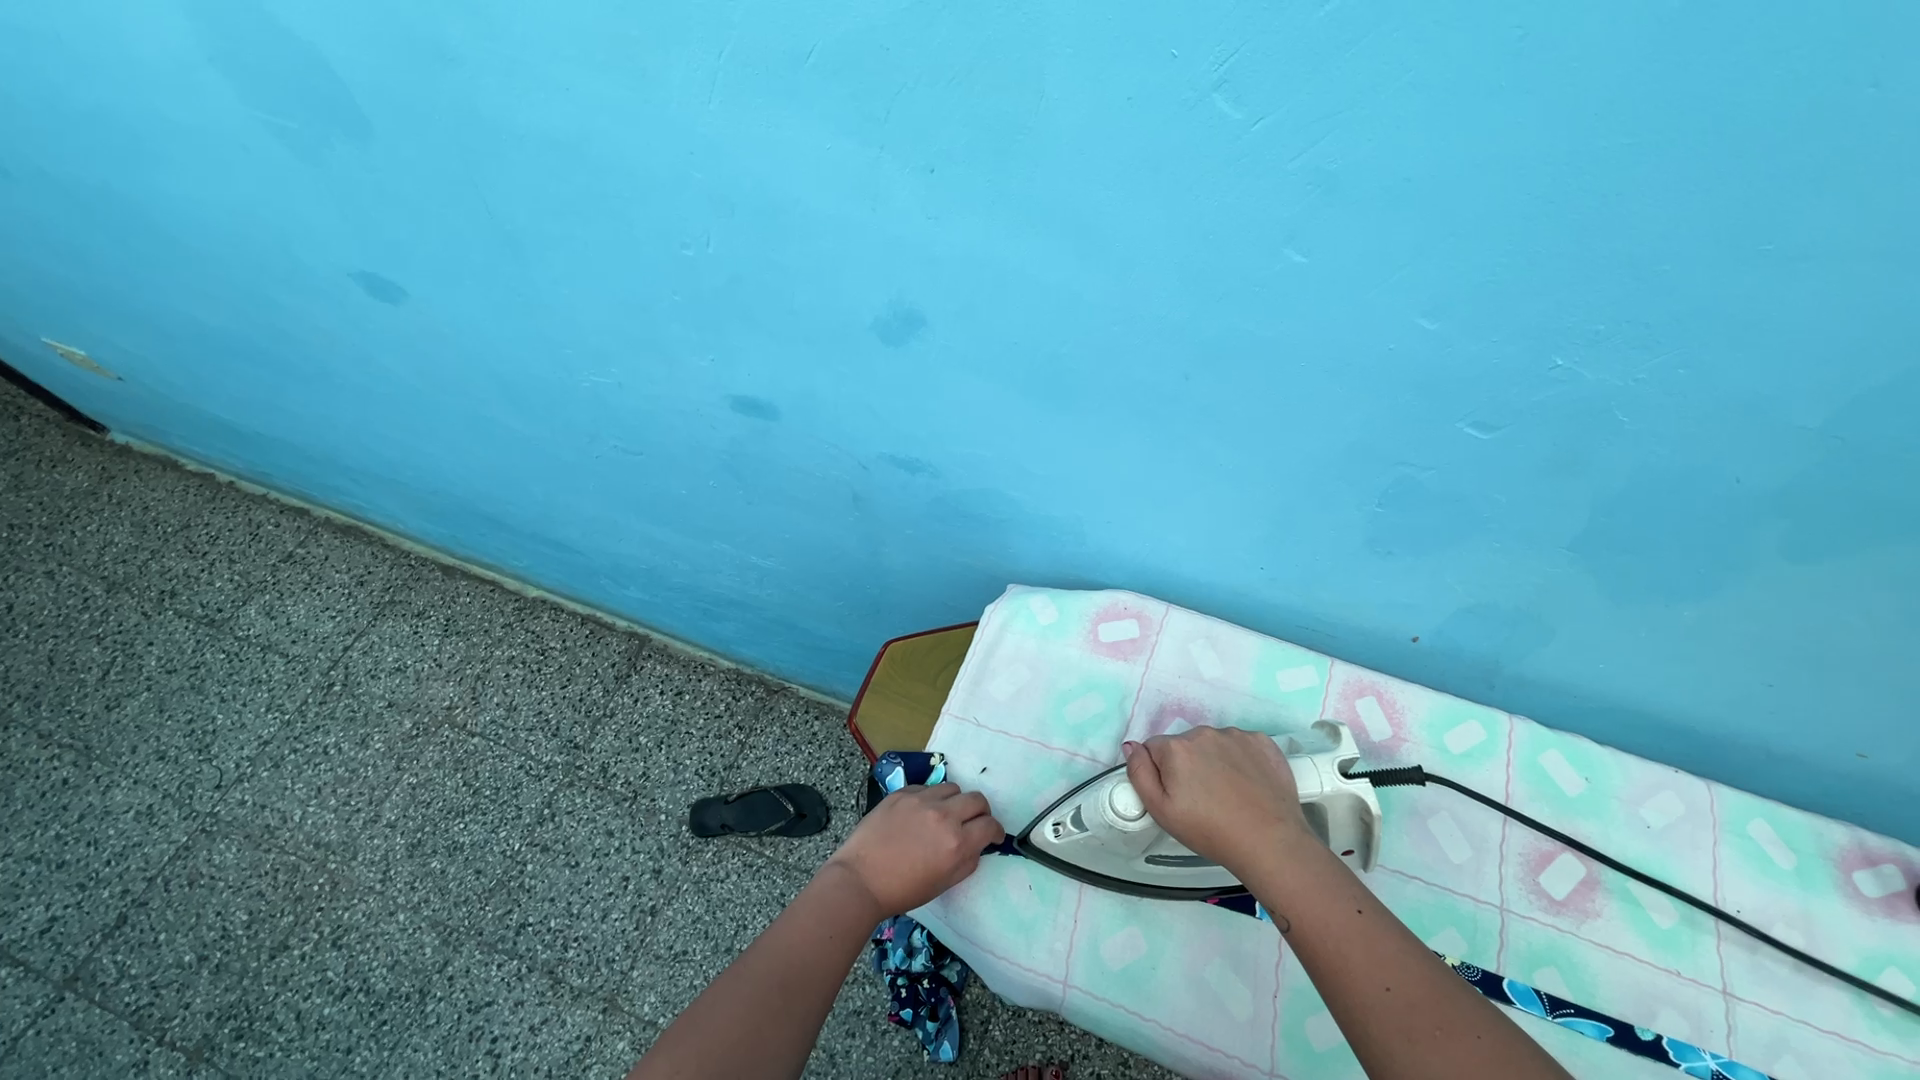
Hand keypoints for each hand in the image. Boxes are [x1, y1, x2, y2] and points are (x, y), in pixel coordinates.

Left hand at [825, 783, 1004, 915]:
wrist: (861, 880)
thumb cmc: (903, 890)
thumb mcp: (945, 884)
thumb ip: (968, 861)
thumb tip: (977, 845)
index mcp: (957, 843)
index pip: (990, 825)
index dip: (996, 831)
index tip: (993, 836)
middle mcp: (943, 815)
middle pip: (977, 799)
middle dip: (981, 811)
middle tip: (974, 822)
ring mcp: (921, 800)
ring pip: (952, 788)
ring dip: (955, 801)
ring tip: (945, 814)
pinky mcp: (901, 794)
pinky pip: (926, 788)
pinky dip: (930, 798)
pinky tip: (921, 813)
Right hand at [1124, 727, 1314, 875]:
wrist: (1270, 842)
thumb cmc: (1210, 830)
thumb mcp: (1160, 811)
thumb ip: (1139, 773)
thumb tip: (1131, 746)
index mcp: (1176, 748)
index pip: (1154, 749)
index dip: (1162, 773)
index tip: (1178, 796)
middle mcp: (1205, 733)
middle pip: (1184, 745)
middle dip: (1187, 765)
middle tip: (1201, 799)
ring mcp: (1237, 736)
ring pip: (1213, 744)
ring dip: (1214, 760)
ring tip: (1227, 794)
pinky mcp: (1264, 742)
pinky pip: (1241, 745)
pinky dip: (1240, 759)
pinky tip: (1246, 784)